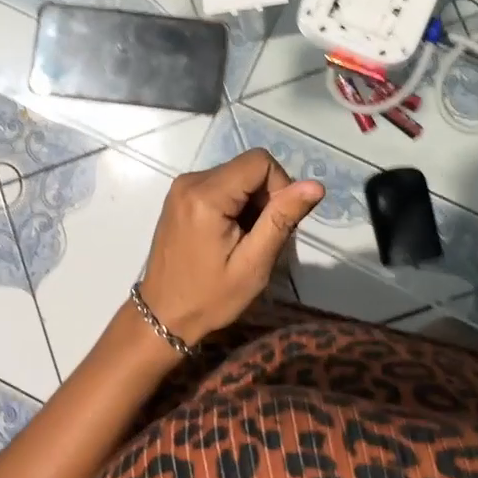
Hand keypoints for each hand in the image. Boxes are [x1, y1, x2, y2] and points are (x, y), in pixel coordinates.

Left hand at [137, 149, 323, 344]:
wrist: (163, 316)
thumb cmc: (210, 297)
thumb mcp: (254, 264)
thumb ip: (282, 219)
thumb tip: (315, 185)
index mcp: (206, 194)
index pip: (260, 161)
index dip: (279, 186)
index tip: (275, 224)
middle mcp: (190, 180)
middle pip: (248, 167)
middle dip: (265, 197)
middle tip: (260, 239)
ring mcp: (182, 186)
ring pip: (236, 175)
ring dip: (251, 203)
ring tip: (244, 241)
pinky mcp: (180, 195)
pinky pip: (221, 184)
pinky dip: (234, 204)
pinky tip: (229, 235)